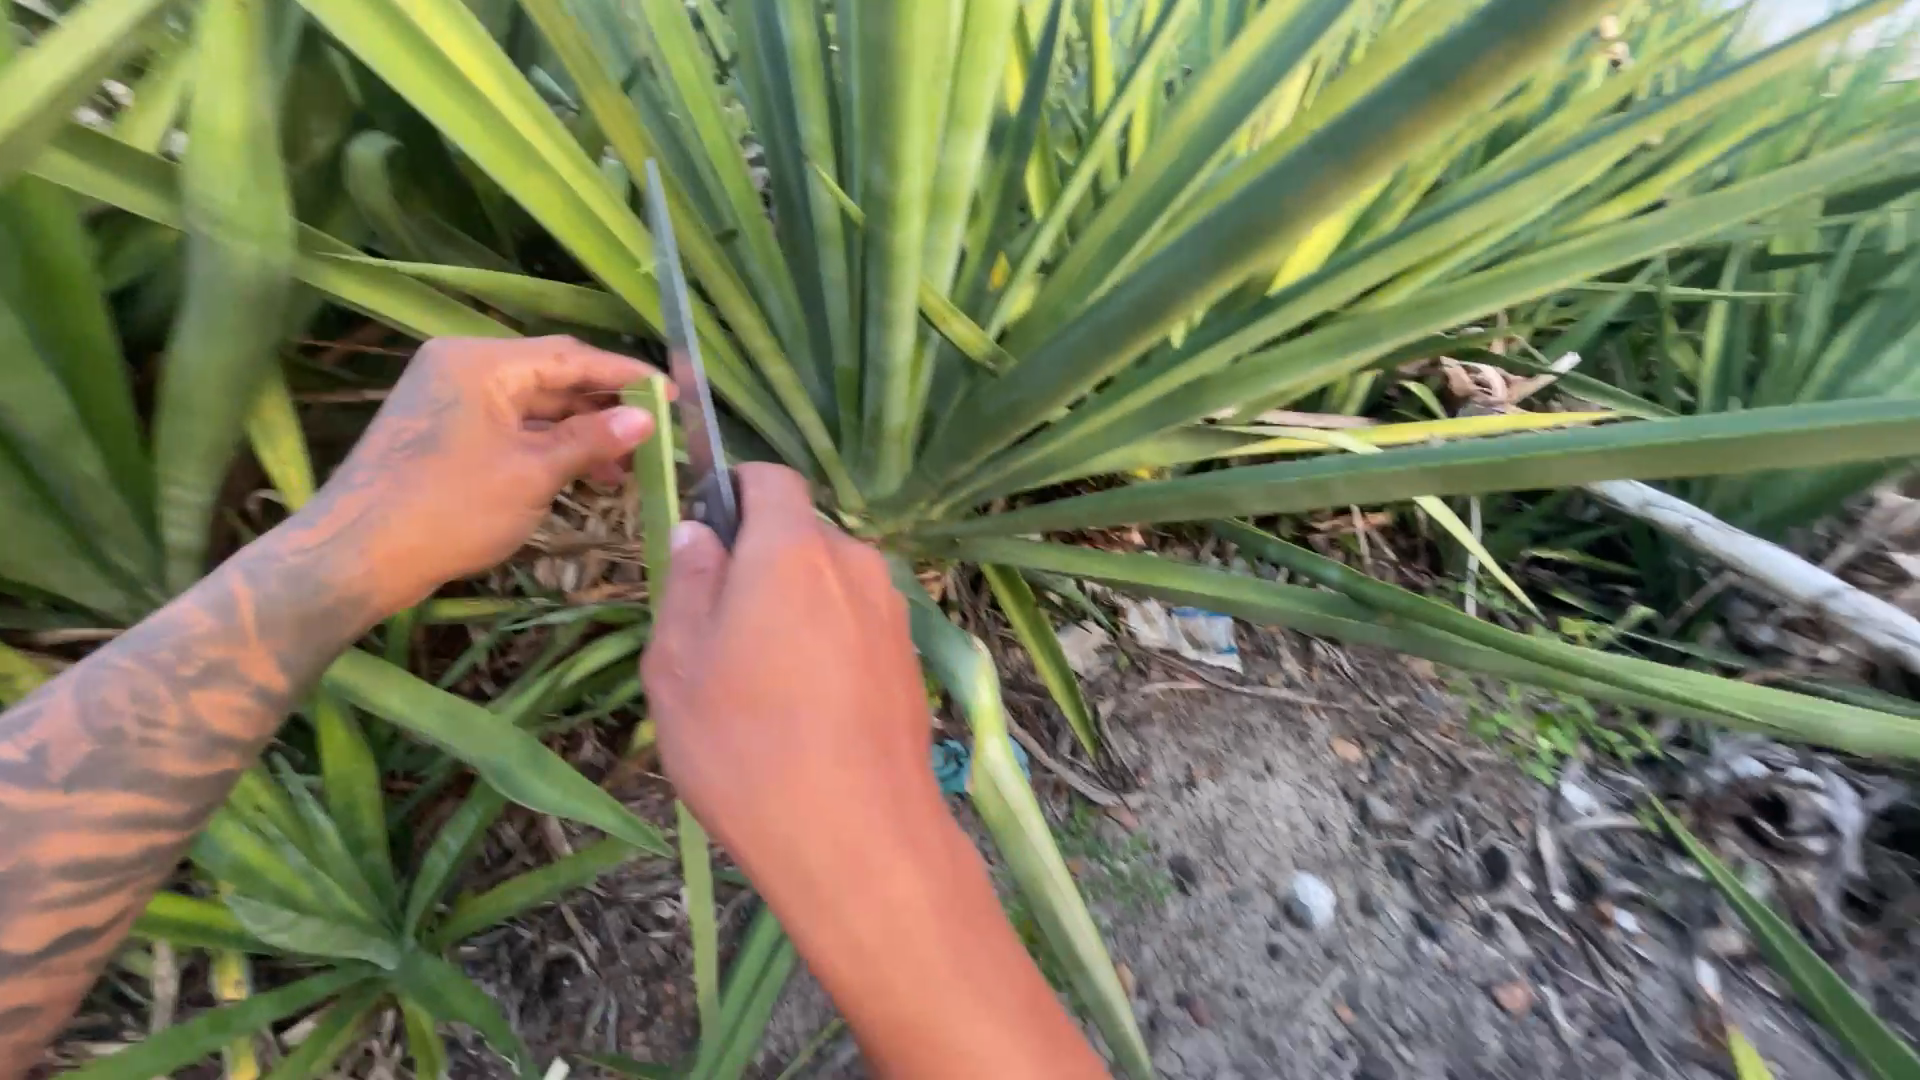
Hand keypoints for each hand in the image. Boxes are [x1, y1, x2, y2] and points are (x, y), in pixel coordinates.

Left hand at [299, 336, 658, 612]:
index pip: (572, 356)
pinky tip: (586, 471)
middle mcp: (466, 368)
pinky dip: (553, 444)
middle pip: (555, 376)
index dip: (626, 375)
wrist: (357, 556)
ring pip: (538, 405)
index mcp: (482, 363)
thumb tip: (646, 418)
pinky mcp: (450, 431)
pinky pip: (516, 426)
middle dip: (606, 406)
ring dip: (584, 431)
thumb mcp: (534, 472)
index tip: (671, 395)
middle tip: (655, 434)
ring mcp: (455, 399)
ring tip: (627, 466)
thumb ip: (593, 439)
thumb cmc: (451, 508)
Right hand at [640, 465, 1109, 1077]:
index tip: (710, 528)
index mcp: (795, 549)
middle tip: (721, 627)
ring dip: (796, 604)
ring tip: (764, 678)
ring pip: (832, 581)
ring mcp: (893, 609)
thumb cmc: (744, 745)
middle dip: (761, 560)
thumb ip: (689, 579)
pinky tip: (811, 703)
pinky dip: (831, 636)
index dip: (736, 489)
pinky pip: (859, 620)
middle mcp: (856, 563)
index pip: (772, 479)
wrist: (857, 833)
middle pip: (802, 534)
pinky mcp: (912, 653)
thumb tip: (700, 530)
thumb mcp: (678, 661)